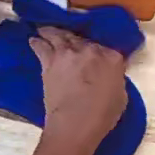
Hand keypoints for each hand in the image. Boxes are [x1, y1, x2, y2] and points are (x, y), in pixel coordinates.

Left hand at [29, 27, 127, 154]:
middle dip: (77, 40)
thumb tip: (108, 75)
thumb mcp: (121, 97)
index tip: (98, 57)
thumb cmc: (102, 117)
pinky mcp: (50, 60)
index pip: (109, 49)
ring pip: (60, 35)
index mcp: (112, 58)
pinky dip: (37, 42)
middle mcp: (91, 49)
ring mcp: (69, 52)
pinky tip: (34, 40)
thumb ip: (115, 79)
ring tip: (46, 31)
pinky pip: (41, 45)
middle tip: (71, 42)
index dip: (102, 53)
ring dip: (53, 32)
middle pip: (83, 39)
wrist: (74, 124)